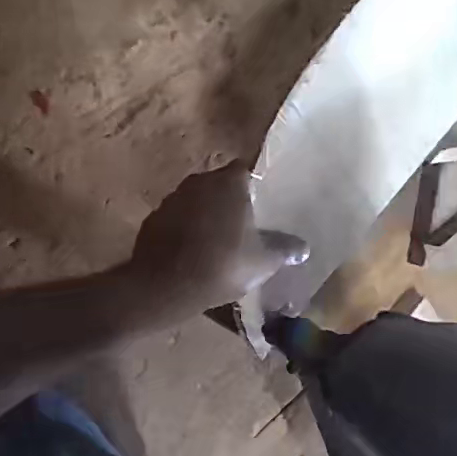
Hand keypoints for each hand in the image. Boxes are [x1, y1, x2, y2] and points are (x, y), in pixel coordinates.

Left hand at [124, 162, 308, 314]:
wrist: (165, 285)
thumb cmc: (223, 264)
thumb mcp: (263, 261)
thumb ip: (284, 249)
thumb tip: (304, 248)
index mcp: (227, 182)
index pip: (244, 170)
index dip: (253, 185)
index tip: (260, 202)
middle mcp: (197, 182)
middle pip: (218, 185)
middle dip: (228, 201)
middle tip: (242, 224)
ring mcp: (170, 200)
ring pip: (195, 202)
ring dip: (204, 216)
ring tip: (217, 241)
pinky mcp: (152, 220)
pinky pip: (175, 221)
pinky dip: (184, 231)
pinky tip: (191, 254)